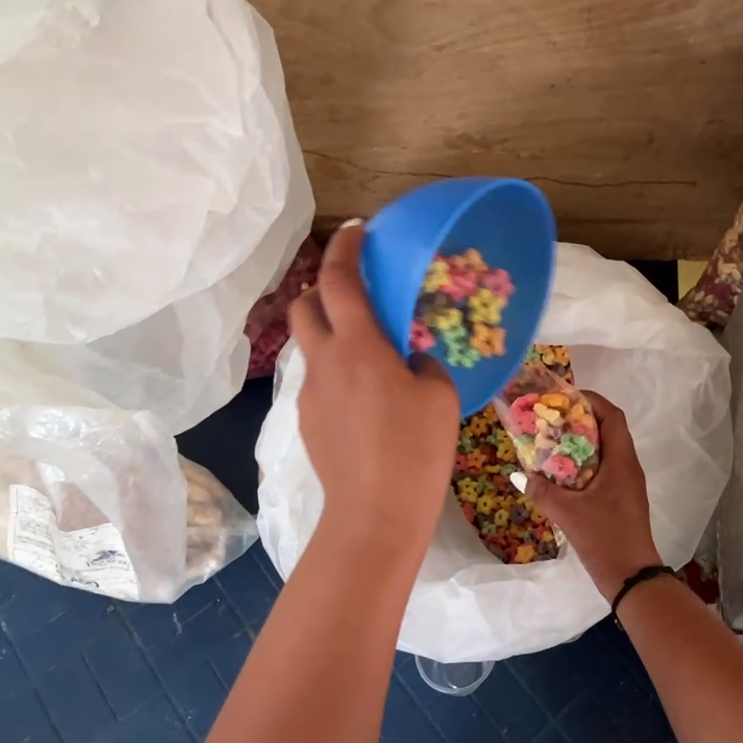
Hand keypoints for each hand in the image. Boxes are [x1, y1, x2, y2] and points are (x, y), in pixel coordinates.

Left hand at [290, 224, 459, 545]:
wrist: (375, 512)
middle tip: (353, 292)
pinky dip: (335, 371)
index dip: (344, 247)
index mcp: (359, 345)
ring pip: (308, 345)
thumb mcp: (439, 395)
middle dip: (321, 287)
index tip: (355, 230)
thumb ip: (423, 363)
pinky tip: (364, 398)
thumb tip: (410, 359)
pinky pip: (317, 380)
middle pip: (303, 304)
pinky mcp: (307, 421)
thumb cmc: (415, 449)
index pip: (339, 279)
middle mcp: (324, 361)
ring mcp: (309, 393)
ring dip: (329, 332)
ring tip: (365, 351)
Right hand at [523, 391, 662, 599]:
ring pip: (606, 451)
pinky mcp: (622, 499)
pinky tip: (561, 475)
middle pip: (608, 430)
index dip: (591, 401)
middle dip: (580, 421)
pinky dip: (584, 464)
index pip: (612, 416)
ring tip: (551, 443)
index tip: (564, 398)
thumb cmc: (604, 537)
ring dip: (581, 444)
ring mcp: (627, 484)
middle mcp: (628, 467)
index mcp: (622, 461)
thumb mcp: (568, 513)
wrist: (631, 577)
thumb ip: (542, 491)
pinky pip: (604, 470)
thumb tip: (519, 474)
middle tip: (551, 420)